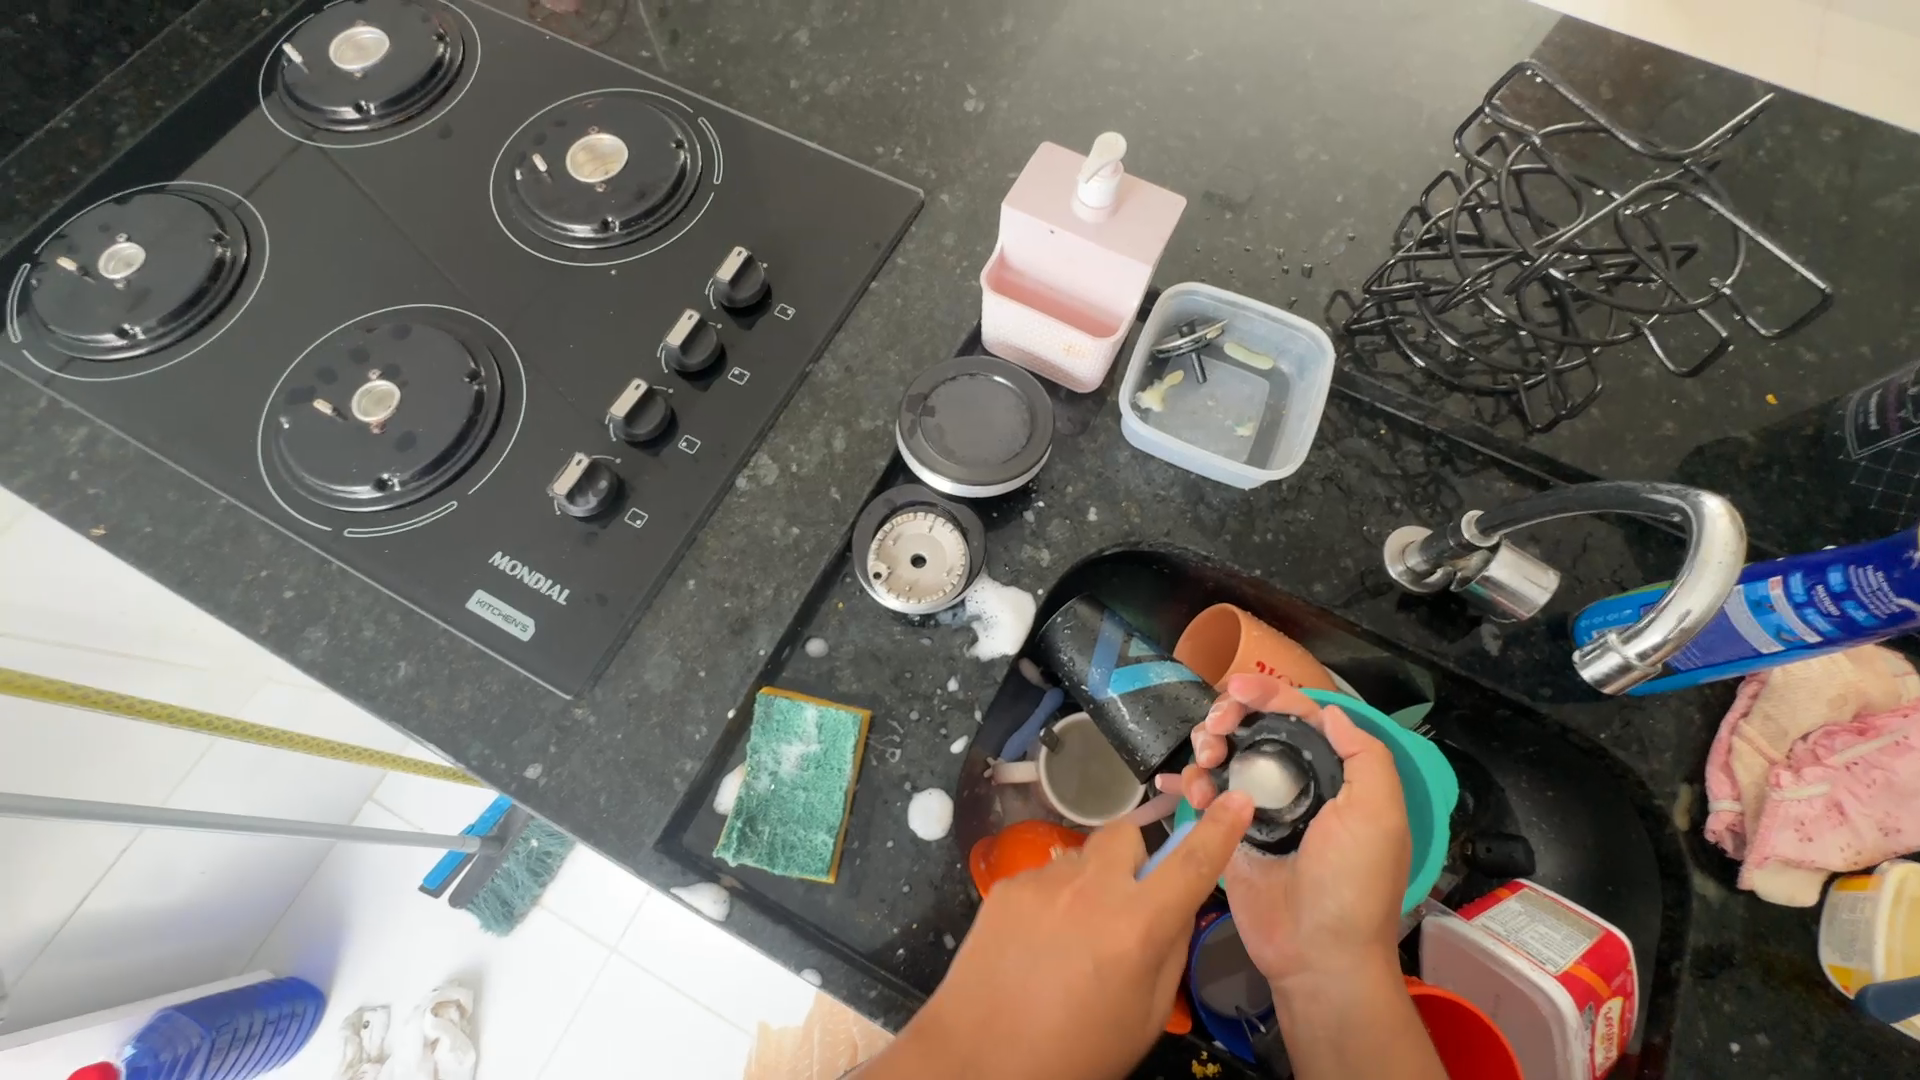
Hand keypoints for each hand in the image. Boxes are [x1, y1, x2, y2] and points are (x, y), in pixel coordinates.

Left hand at [865, 792, 1255, 1079]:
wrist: (980, 1056)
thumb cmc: (1077, 1050)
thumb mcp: (1146, 1015)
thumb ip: (1169, 949)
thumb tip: (1175, 905)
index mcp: (1136, 926)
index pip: (1190, 863)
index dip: (1218, 828)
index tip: (1236, 798)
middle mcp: (1091, 888)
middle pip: (1127, 833)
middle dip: (1136, 854)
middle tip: (1129, 895)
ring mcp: (1044, 880)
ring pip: (1084, 857)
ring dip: (1092, 881)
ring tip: (1073, 935)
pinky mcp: (1008, 884)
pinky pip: (1047, 876)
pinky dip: (1055, 898)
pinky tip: (1039, 941)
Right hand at [1164, 673, 1410, 990]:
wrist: (1315, 954)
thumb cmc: (1351, 884)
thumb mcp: (1378, 816)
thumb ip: (1364, 757)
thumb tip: (1330, 712)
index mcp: (1329, 774)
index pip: (1297, 716)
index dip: (1267, 694)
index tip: (1235, 690)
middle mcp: (1291, 782)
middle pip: (1251, 727)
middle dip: (1226, 717)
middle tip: (1213, 732)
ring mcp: (1254, 805)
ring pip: (1222, 754)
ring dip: (1204, 747)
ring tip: (1204, 765)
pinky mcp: (1225, 829)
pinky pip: (1200, 792)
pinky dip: (1184, 782)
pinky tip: (1176, 787)